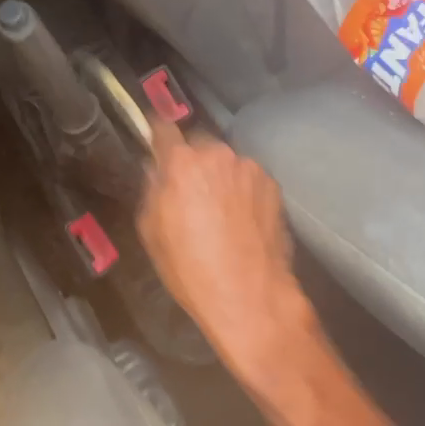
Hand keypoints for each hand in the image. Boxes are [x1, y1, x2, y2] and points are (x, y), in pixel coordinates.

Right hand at [137, 120, 309, 363]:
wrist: (251, 298)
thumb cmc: (191, 268)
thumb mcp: (152, 232)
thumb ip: (151, 189)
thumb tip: (156, 169)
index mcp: (182, 162)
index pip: (163, 128)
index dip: (157, 133)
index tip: (155, 139)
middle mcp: (217, 154)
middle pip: (198, 144)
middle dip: (192, 161)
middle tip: (190, 190)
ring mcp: (248, 167)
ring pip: (226, 161)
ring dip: (219, 175)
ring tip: (221, 210)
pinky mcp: (272, 184)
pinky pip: (248, 178)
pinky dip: (243, 189)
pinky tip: (243, 219)